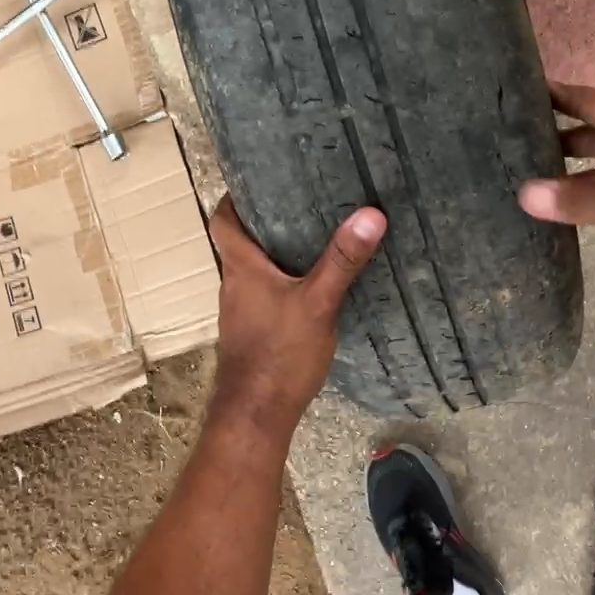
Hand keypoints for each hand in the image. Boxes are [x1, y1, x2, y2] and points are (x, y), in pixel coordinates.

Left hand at [207, 196, 387, 429]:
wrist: (257, 416)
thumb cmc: (279, 355)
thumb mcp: (318, 302)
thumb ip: (342, 260)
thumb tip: (370, 214)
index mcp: (240, 267)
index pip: (223, 220)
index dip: (236, 197)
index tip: (261, 178)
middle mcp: (235, 284)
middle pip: (243, 241)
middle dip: (269, 219)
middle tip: (304, 198)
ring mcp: (243, 310)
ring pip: (257, 268)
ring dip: (278, 251)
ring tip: (316, 233)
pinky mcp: (255, 331)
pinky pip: (267, 293)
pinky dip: (285, 280)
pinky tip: (314, 283)